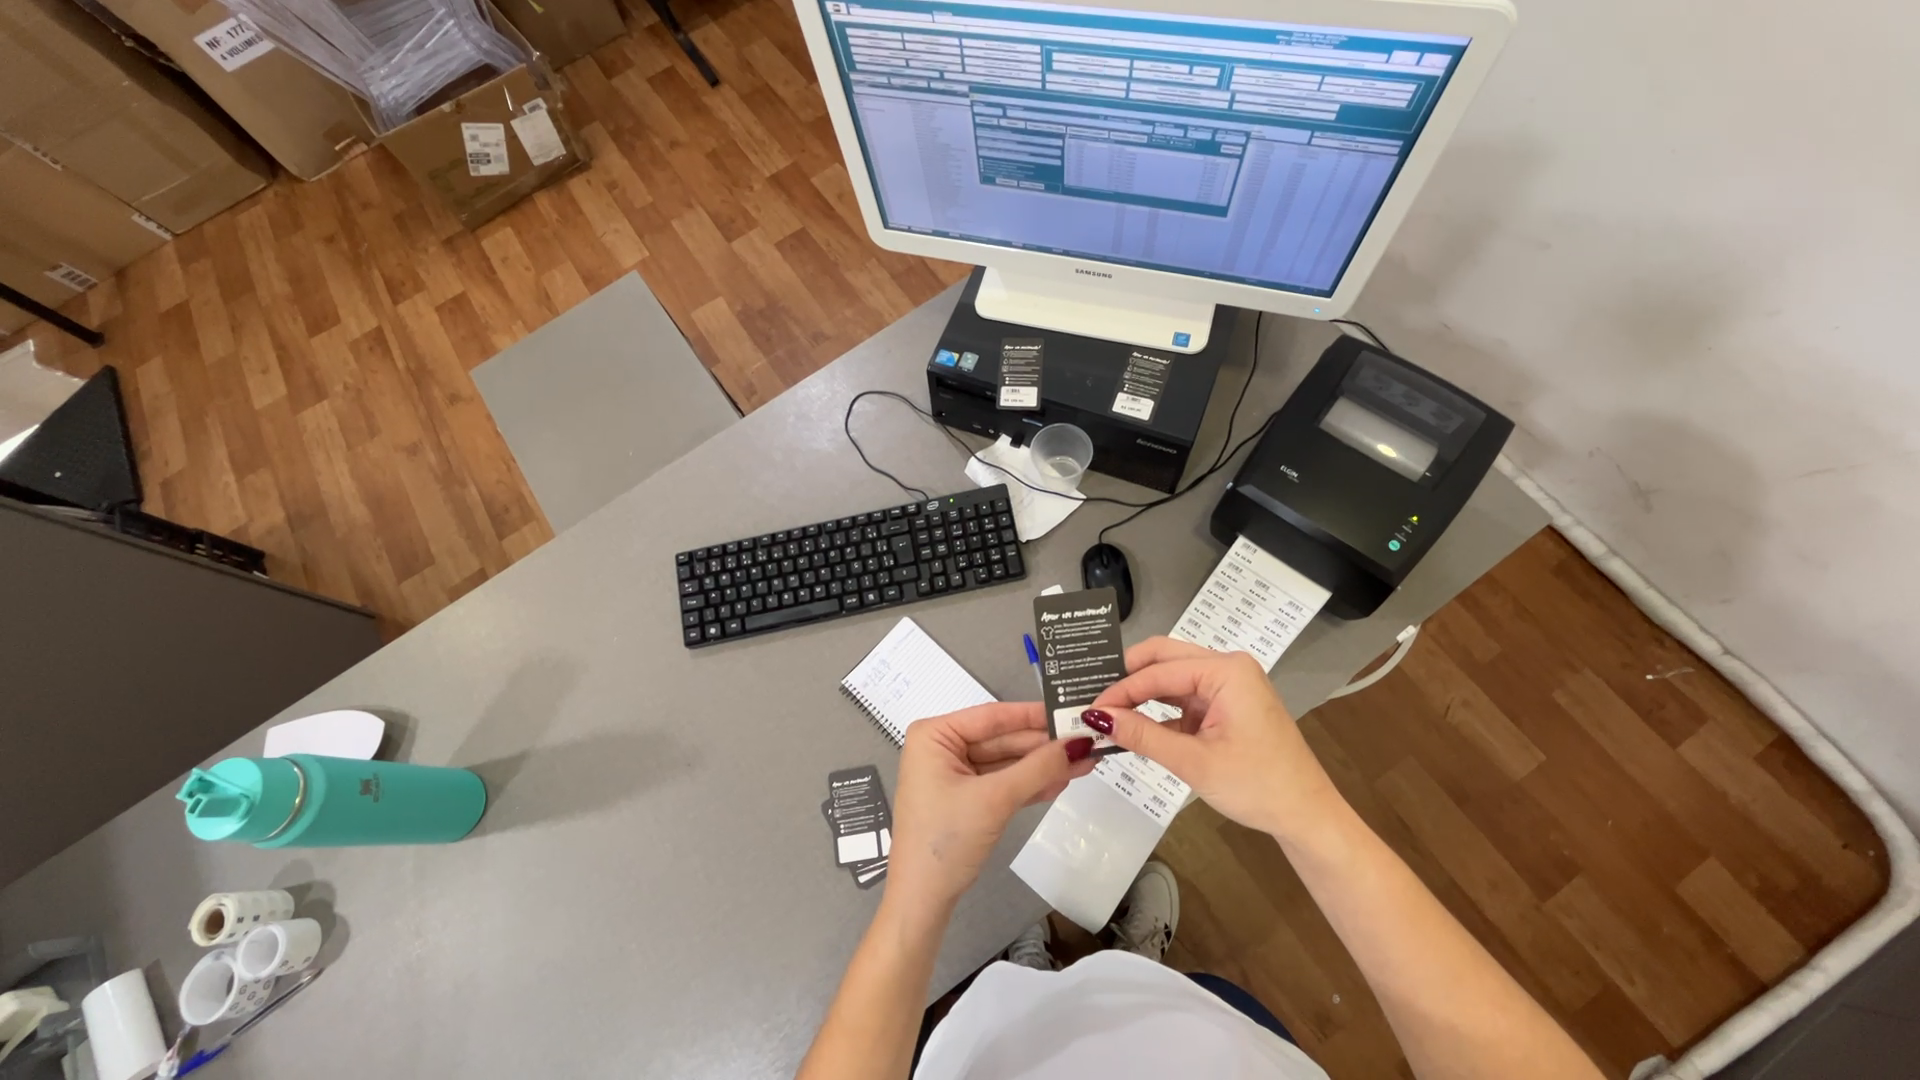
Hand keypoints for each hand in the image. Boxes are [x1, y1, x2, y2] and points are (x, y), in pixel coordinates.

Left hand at [886, 703, 1095, 912]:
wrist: (923, 900)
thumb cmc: (947, 838)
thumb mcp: (995, 799)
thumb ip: (1038, 768)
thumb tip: (1081, 742)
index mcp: (935, 735)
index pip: (992, 716)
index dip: (1035, 715)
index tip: (1073, 711)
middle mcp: (942, 748)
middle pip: (1002, 739)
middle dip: (1044, 745)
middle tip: (1089, 741)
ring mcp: (954, 775)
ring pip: (1007, 762)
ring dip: (1043, 766)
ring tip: (1086, 762)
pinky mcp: (967, 799)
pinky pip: (1003, 783)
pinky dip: (1030, 784)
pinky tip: (1062, 781)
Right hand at [1088, 637, 1340, 840]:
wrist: (1306, 816)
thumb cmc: (1257, 785)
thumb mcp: (1193, 761)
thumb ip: (1142, 735)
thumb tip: (1095, 718)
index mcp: (1226, 670)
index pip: (1158, 671)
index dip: (1120, 689)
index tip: (1088, 710)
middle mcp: (1227, 667)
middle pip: (1163, 659)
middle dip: (1126, 678)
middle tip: (1091, 698)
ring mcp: (1227, 686)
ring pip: (1170, 677)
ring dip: (1139, 694)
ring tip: (1104, 710)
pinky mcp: (1224, 706)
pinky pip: (1181, 698)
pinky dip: (1156, 710)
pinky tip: (1131, 725)